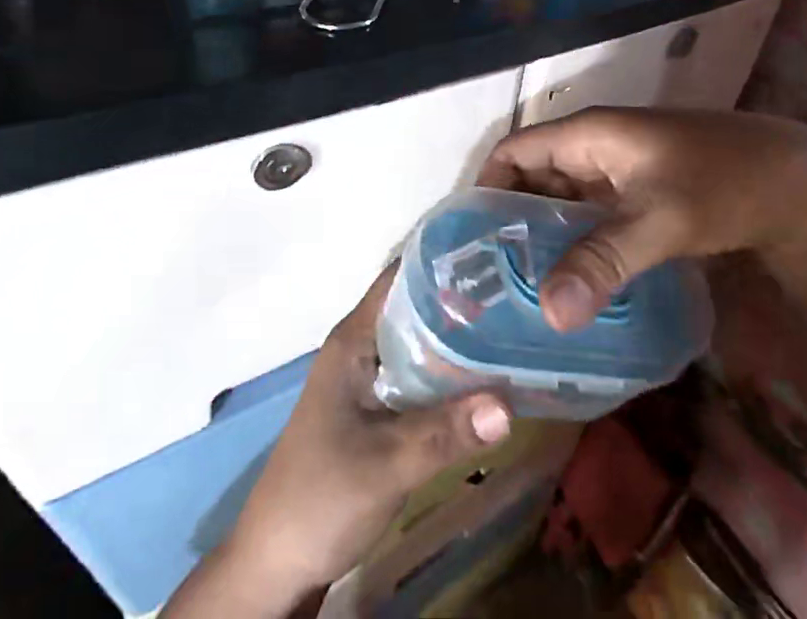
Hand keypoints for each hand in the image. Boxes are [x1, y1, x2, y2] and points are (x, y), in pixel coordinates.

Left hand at [180, 267, 511, 615]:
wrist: (280, 556)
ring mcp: (369, 381)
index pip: (398, 279)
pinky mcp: (379, 411)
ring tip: (521, 324)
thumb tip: (510, 402)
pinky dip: (453, 372)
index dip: (442, 259)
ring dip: (461, 336)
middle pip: (416, 308)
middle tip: (525, 290)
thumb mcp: (386, 465)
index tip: (496, 249)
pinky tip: (493, 378)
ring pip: (422, 343)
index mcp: (352, 341)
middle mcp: (361, 349)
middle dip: (463, 297)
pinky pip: (422, 376)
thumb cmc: (322, 496)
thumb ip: (443, 433)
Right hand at [476, 107, 806, 330]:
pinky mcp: (640, 192)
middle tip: (494, 268)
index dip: (487, 185)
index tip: (472, 235)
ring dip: (545, 232)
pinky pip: (590, 213)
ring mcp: (619, 169)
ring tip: (525, 280)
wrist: (806, 185)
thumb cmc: (724, 184)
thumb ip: (602, 261)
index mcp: (587, 134)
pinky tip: (574, 276)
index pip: (513, 151)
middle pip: (533, 175)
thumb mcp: (660, 222)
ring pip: (562, 197)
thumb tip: (550, 314)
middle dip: (512, 217)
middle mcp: (594, 146)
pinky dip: (576, 239)